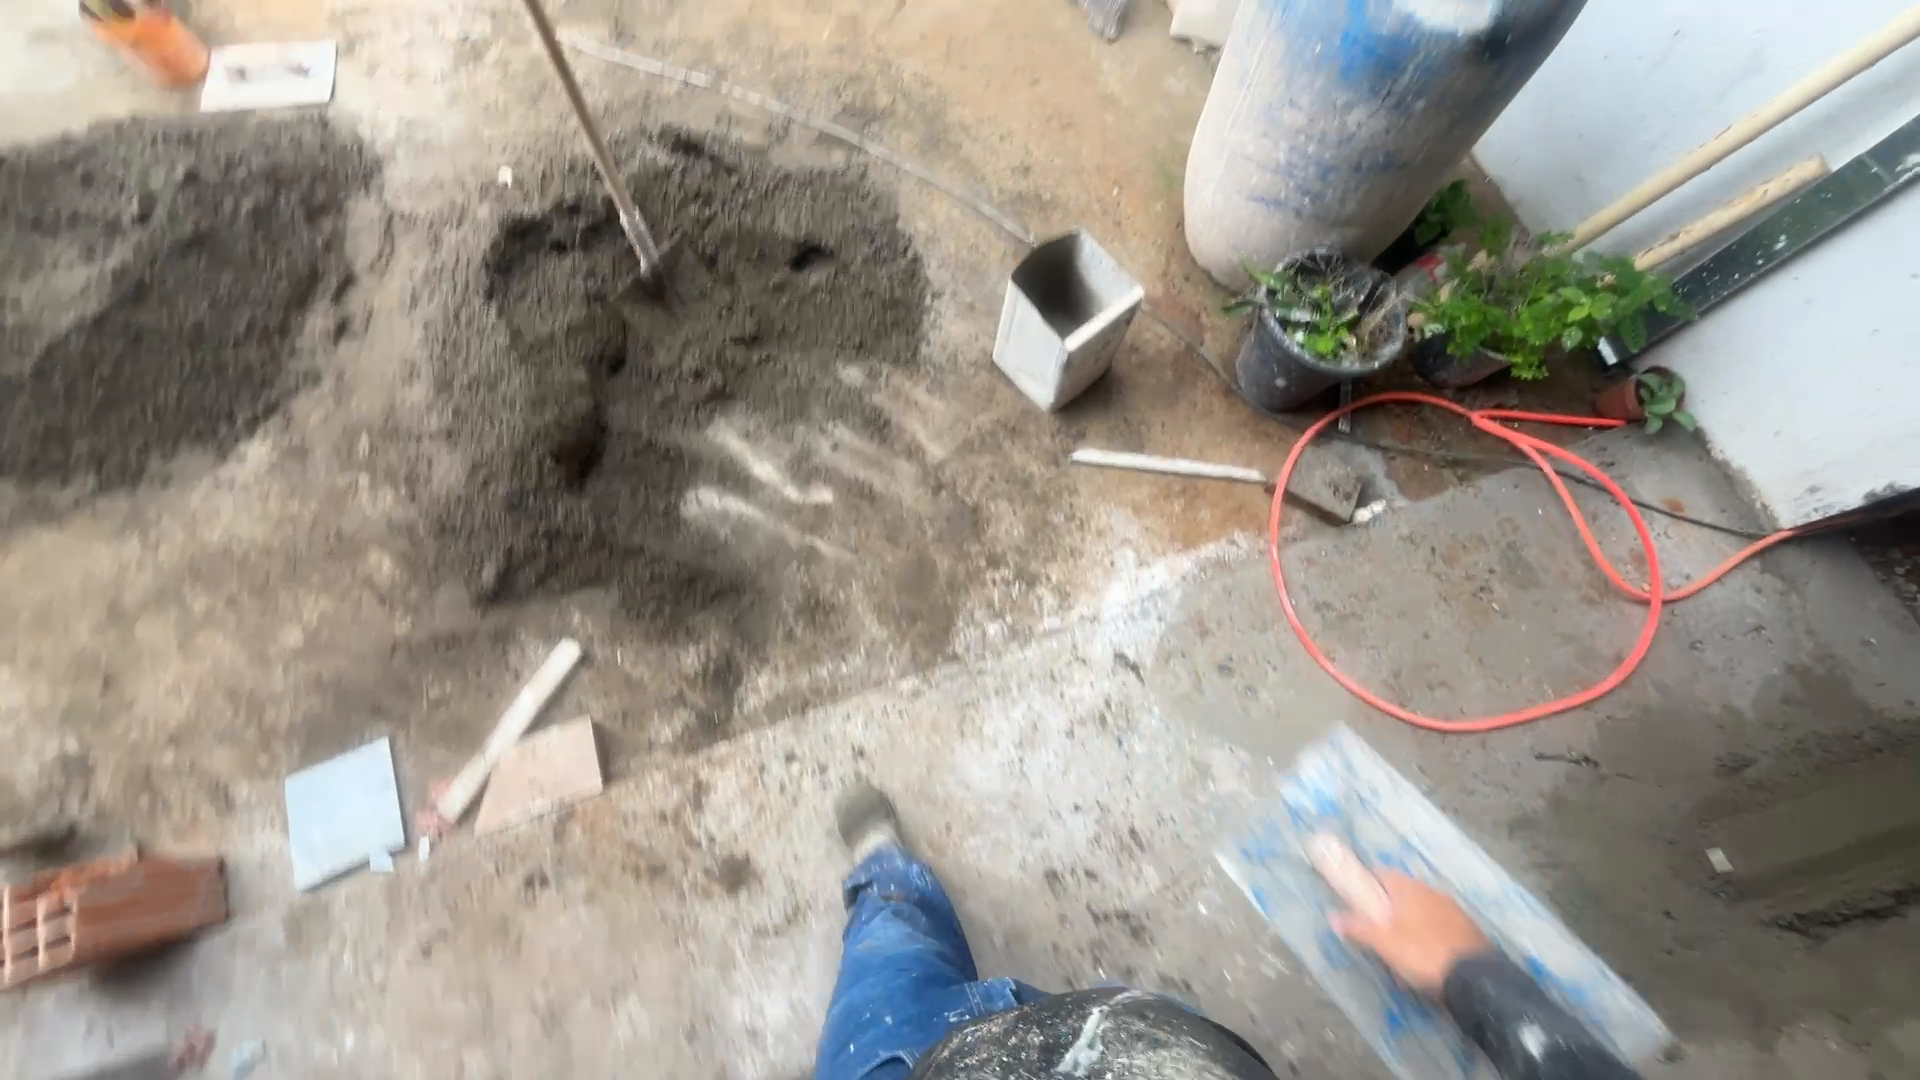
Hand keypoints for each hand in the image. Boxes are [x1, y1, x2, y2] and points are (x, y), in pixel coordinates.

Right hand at [1330, 871, 1490, 995]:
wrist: (1479, 981)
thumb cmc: (1423, 953)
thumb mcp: (1383, 943)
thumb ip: (1357, 928)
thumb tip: (1331, 916)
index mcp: (1408, 887)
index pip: (1379, 873)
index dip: (1365, 883)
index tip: (1356, 899)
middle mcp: (1430, 891)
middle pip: (1400, 893)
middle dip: (1387, 909)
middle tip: (1377, 932)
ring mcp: (1453, 910)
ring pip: (1421, 911)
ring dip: (1409, 924)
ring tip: (1402, 950)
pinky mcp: (1469, 930)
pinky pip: (1440, 926)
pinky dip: (1430, 936)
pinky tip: (1428, 959)